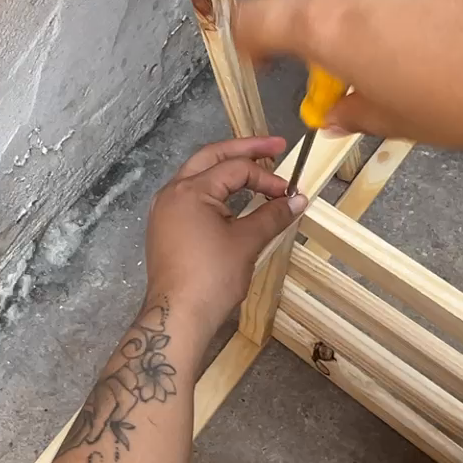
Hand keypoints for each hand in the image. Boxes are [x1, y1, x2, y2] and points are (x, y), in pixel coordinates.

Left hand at [143, 137, 306, 330]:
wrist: (178, 316)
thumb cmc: (212, 277)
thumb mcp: (247, 242)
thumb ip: (272, 215)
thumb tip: (297, 200)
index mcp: (190, 190)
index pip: (235, 169)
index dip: (266, 177)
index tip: (289, 193)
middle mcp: (172, 192)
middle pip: (211, 158)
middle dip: (245, 151)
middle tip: (275, 146)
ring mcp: (164, 210)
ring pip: (199, 176)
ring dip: (228, 171)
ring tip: (256, 170)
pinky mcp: (165, 228)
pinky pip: (192, 197)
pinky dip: (215, 192)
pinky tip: (233, 200)